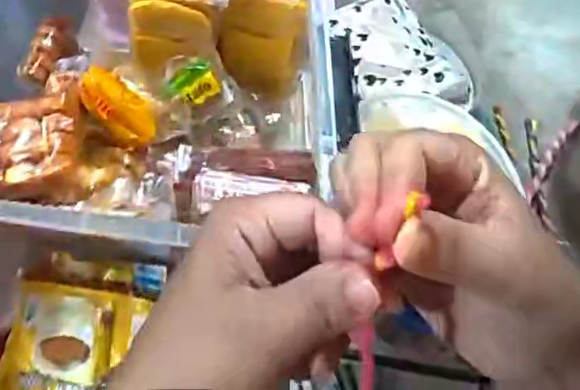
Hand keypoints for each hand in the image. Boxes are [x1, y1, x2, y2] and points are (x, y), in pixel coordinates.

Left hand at [110, 193, 378, 389]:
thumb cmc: (203, 362)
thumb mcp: (264, 331)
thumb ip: (321, 300)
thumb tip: (377, 279)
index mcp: (244, 221)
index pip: (313, 210)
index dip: (347, 244)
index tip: (377, 292)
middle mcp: (252, 237)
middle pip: (318, 245)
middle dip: (339, 291)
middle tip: (352, 335)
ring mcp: (255, 275)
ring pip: (317, 281)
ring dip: (329, 322)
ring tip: (320, 362)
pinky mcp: (259, 311)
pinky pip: (305, 310)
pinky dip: (316, 339)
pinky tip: (310, 368)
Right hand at [337, 130, 579, 389]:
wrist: (543, 358)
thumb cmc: (538, 298)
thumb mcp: (506, 269)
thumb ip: (453, 247)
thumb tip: (399, 235)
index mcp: (457, 161)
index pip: (406, 147)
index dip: (390, 180)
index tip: (384, 230)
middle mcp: (421, 172)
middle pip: (368, 154)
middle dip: (360, 193)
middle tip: (363, 242)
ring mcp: (398, 205)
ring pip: (350, 185)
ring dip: (348, 218)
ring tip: (363, 261)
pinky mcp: (384, 243)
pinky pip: (350, 229)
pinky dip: (347, 248)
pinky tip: (366, 280)